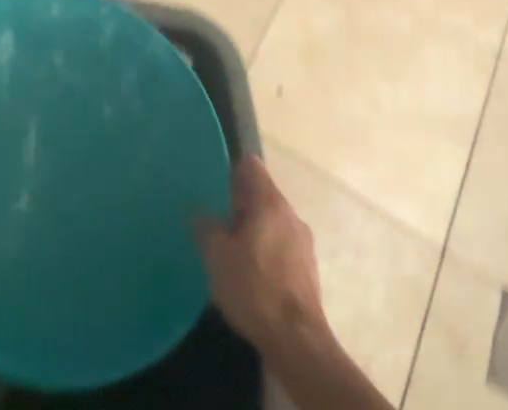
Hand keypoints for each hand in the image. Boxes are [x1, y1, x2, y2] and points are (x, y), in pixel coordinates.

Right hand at [195, 155, 327, 351]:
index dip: (232, 168)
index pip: (253, 167)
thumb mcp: (216, 255)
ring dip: (251, 227)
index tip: (213, 178)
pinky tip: (246, 270)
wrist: (295, 339)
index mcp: (270, 204)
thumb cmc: (253, 288)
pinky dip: (263, 248)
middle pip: (263, 196)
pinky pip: (280, 245)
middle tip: (212, 214)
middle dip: (238, 202)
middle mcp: (291, 217)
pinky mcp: (307, 270)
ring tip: (226, 244)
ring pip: (271, 222)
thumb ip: (205, 227)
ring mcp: (303, 244)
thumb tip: (200, 214)